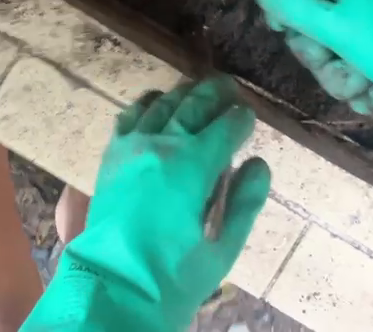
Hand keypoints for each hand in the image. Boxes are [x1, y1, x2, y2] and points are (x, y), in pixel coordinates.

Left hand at [19, 77, 270, 331]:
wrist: (116, 285)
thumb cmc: (174, 275)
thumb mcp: (222, 249)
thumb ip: (245, 203)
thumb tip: (259, 164)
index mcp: (194, 166)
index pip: (225, 128)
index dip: (241, 118)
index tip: (250, 114)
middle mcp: (164, 143)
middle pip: (194, 105)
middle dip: (216, 93)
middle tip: (230, 87)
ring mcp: (134, 143)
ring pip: (164, 102)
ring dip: (184, 93)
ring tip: (198, 89)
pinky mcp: (113, 151)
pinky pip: (131, 113)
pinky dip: (148, 103)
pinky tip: (157, 101)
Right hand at [252, 0, 372, 121]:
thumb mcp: (333, 25)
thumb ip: (288, 2)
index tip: (278, 22)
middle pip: (303, 15)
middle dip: (312, 48)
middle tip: (330, 56)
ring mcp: (368, 27)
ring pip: (325, 50)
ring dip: (338, 75)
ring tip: (364, 81)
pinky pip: (350, 70)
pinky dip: (361, 87)